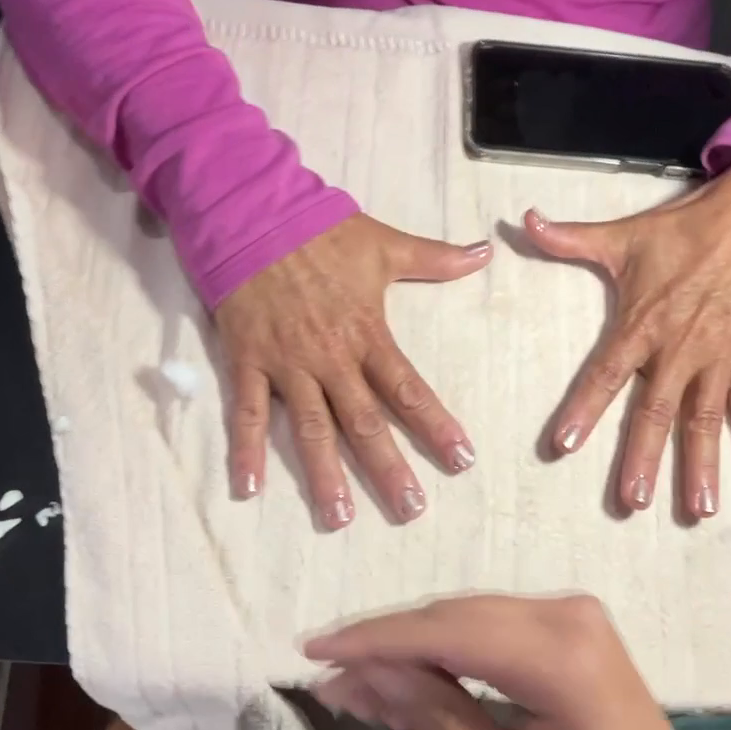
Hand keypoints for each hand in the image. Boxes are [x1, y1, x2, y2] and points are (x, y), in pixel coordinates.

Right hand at [215, 214, 489, 528]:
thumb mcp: (383, 243)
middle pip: (365, 423)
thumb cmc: (319, 230)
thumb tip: (484, 253)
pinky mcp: (249, 361)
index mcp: (367, 334)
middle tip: (410, 510)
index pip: (408, 389)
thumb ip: (435, 258)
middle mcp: (331, 359)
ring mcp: (288, 364)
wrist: (252, 213)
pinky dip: (246, 449)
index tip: (461, 460)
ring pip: (311, 428)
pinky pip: (247, 411)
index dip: (436, 426)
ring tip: (340, 516)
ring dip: (325, 474)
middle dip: (389, 469)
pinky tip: (248, 487)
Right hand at [303, 593, 727, 729]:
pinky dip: (442, 643)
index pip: (445, 632)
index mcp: (559, 660)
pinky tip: (408, 668)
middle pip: (449, 615)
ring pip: (463, 613)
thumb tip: (368, 673)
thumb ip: (441, 720)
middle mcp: (564, 614)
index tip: (313, 651)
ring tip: (355, 677)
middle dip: (383, 643)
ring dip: (408, 642)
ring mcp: (569, 609)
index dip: (373, 639)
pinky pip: (486, 621)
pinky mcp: (566, 616)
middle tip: (326, 677)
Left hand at [526, 158, 730, 515]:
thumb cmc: (689, 227)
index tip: (564, 446)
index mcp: (641, 324)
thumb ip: (569, 238)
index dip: (583, 409)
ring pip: (706, 420)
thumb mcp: (624, 235)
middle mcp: (678, 349)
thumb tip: (524, 219)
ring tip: (698, 512)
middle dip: (644, 459)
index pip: (605, 374)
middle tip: (632, 502)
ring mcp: (719, 357)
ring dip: (702, 466)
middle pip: (656, 411)